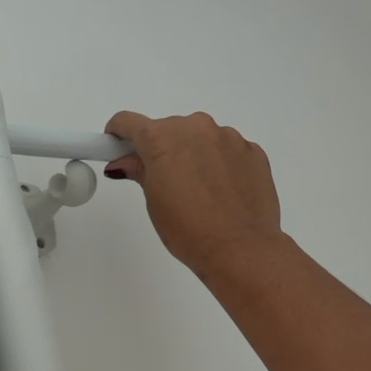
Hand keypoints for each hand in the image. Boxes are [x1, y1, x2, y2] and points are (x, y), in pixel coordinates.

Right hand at [104, 111, 285, 278]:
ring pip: (200, 136)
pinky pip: (226, 149)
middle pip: (167, 128)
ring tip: (198, 188)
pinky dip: (219, 162)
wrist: (241, 249)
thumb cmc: (186, 227)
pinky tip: (221, 190)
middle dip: (160, 148)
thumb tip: (125, 162)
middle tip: (161, 178)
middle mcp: (196, 127)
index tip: (117, 147)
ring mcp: (228, 137)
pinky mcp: (253, 151)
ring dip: (192, 152)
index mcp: (162, 137)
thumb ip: (139, 170)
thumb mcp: (153, 199)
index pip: (128, 121)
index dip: (118, 133)